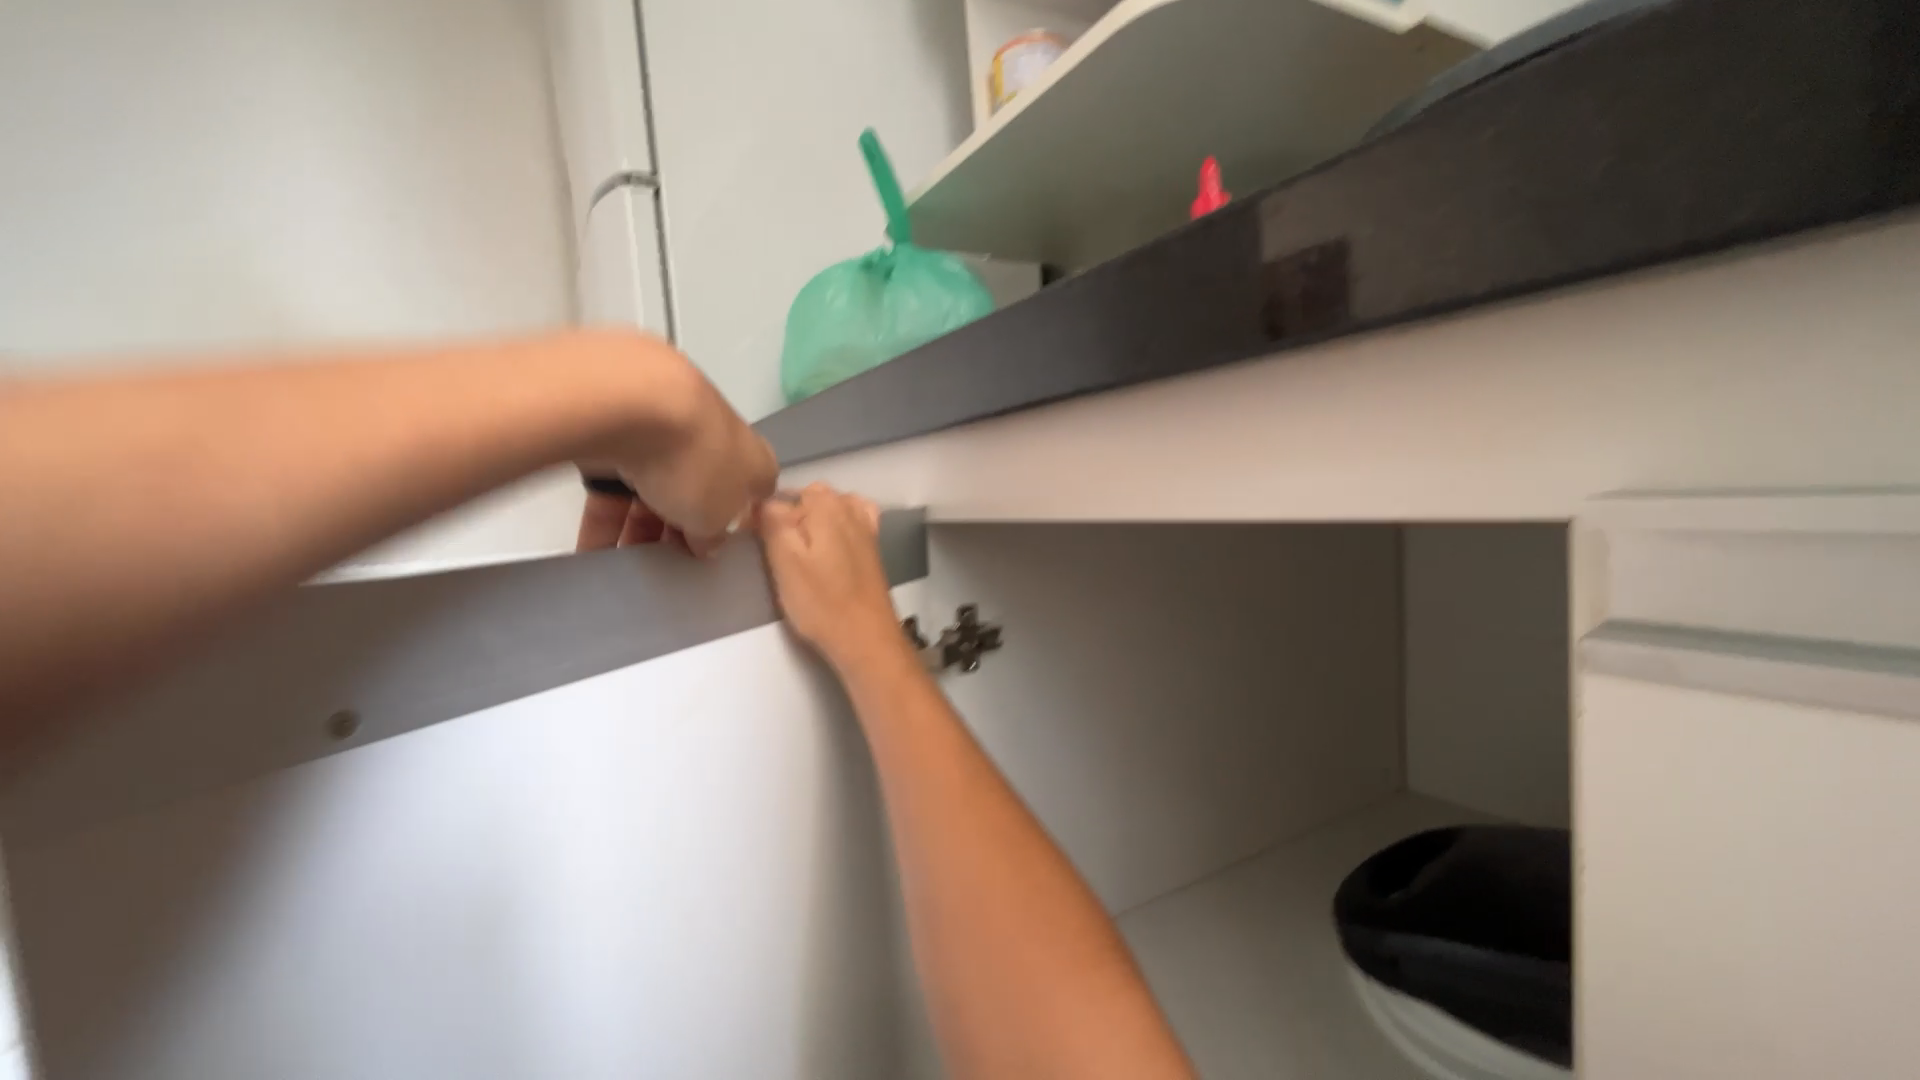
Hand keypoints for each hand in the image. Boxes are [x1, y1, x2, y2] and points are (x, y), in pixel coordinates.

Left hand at [573, 331, 776, 556]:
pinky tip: (589, 543)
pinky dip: (604, 512)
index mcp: (754, 455)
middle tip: (660, 563)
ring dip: (635, 526)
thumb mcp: (714, 521)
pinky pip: (614, 476)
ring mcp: (669, 422)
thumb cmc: (696, 464)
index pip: (755, 490)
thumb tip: (708, 540)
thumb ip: (713, 536)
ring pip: (653, 483)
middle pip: (699, 489)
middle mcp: (717, 435)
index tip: (712, 549)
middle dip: (676, 529)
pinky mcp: (622, 419)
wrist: (634, 401)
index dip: (735, 522)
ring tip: (616, 561)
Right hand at [759, 484, 902, 667]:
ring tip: (800, 555)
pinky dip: (834, 527)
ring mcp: (865, 523)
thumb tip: (760, 499)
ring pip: (826, 510)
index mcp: (825, 503)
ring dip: (810, 524)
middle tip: (776, 555)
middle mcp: (848, 504)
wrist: (865, 636)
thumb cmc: (820, 602)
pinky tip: (827, 545)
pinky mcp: (872, 543)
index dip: (760, 517)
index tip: (753, 543)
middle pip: (804, 499)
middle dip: (787, 520)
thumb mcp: (784, 561)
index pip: (778, 497)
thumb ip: (771, 521)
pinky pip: (847, 520)